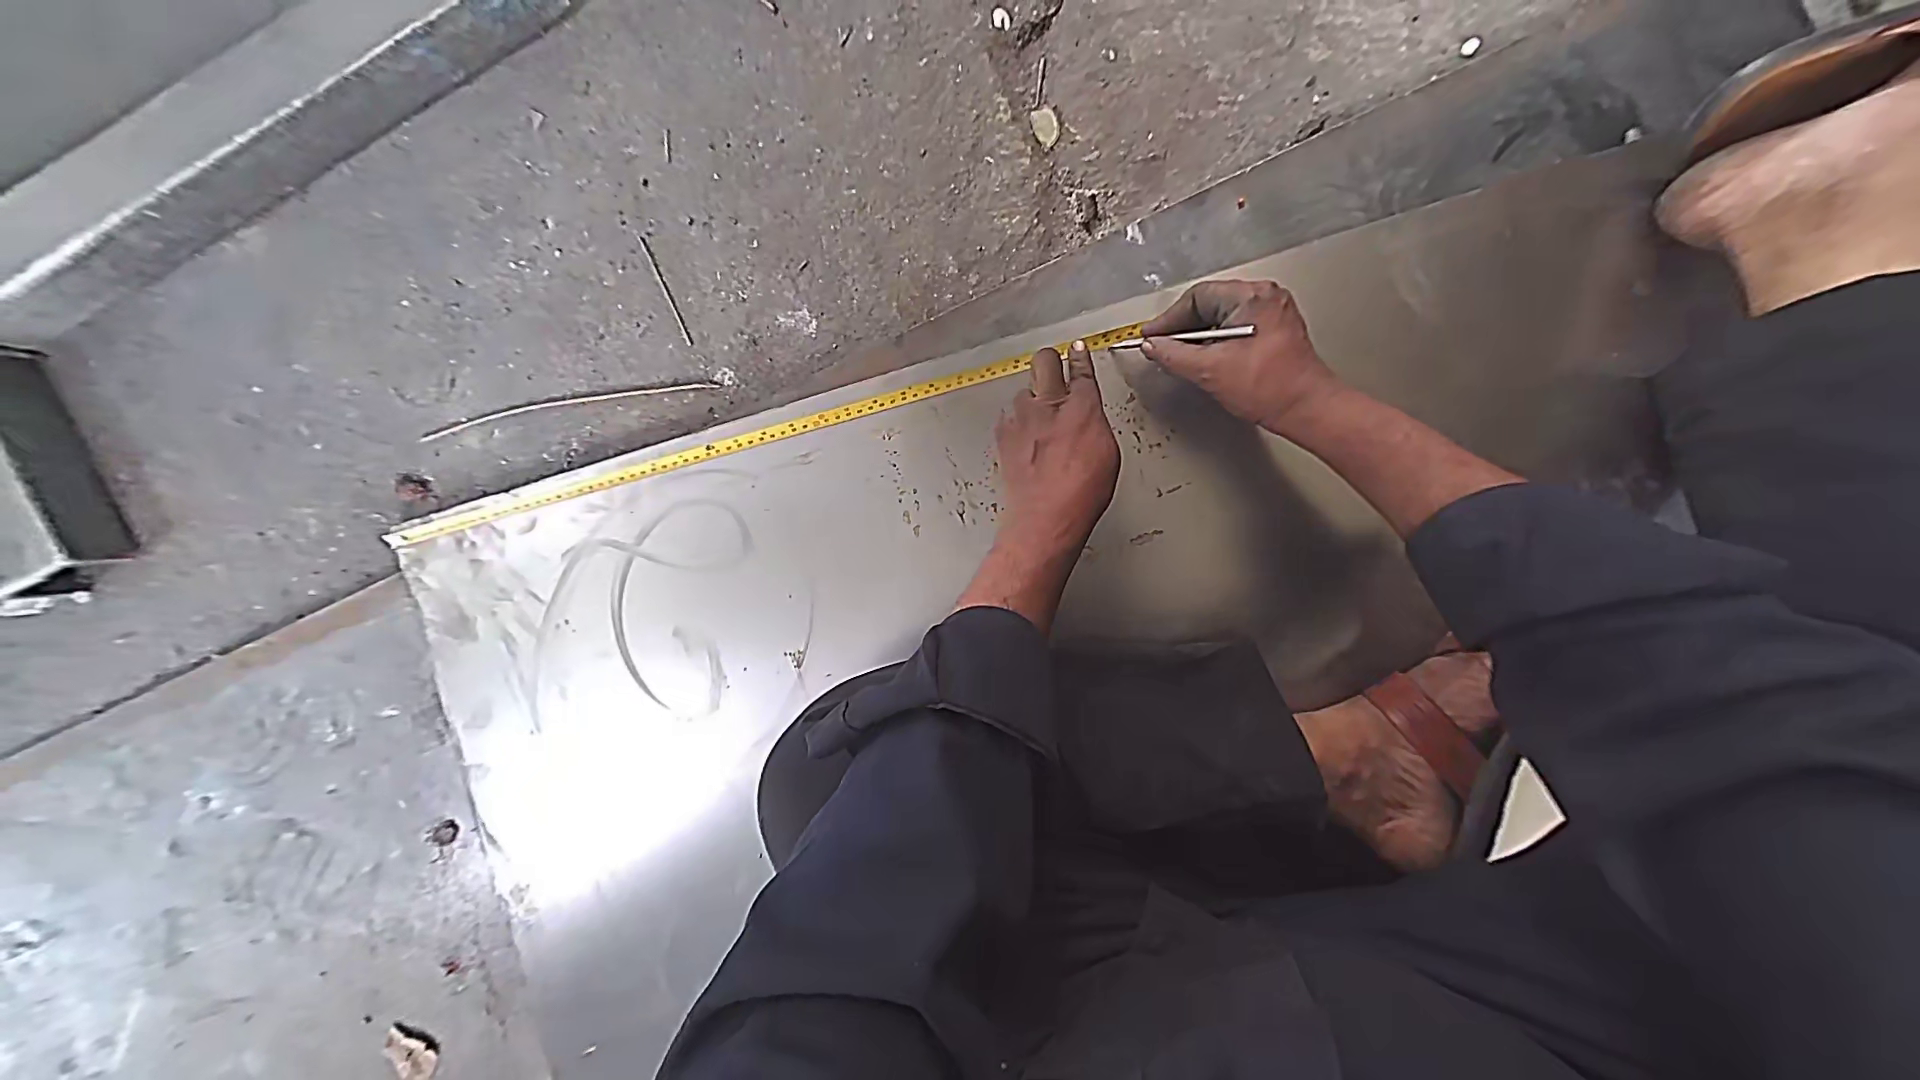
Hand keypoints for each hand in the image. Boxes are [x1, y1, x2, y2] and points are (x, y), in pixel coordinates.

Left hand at [954, 341, 1118, 633]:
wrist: (1045, 517)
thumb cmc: (1079, 494)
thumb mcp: (1107, 453)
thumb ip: (1094, 423)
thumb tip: (1088, 415)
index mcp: (1082, 407)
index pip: (1081, 368)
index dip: (1080, 356)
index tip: (1078, 351)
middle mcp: (1048, 406)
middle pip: (1043, 360)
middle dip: (1050, 362)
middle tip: (1054, 372)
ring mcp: (1021, 419)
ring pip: (1023, 390)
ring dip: (1031, 400)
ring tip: (1040, 423)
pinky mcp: (1003, 436)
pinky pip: (1009, 417)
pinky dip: (1017, 424)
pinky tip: (1026, 441)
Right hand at [1140, 280, 1342, 434]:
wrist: (1304, 408)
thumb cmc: (1272, 388)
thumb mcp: (1209, 370)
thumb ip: (1172, 355)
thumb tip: (1153, 346)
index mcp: (1253, 297)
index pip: (1197, 297)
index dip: (1169, 319)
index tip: (1153, 335)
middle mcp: (1266, 298)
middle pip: (1208, 304)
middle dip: (1182, 328)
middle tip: (1163, 346)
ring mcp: (1272, 313)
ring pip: (1220, 317)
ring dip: (1197, 336)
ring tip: (1182, 356)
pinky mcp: (1272, 331)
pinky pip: (1233, 328)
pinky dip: (1214, 342)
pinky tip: (1204, 359)